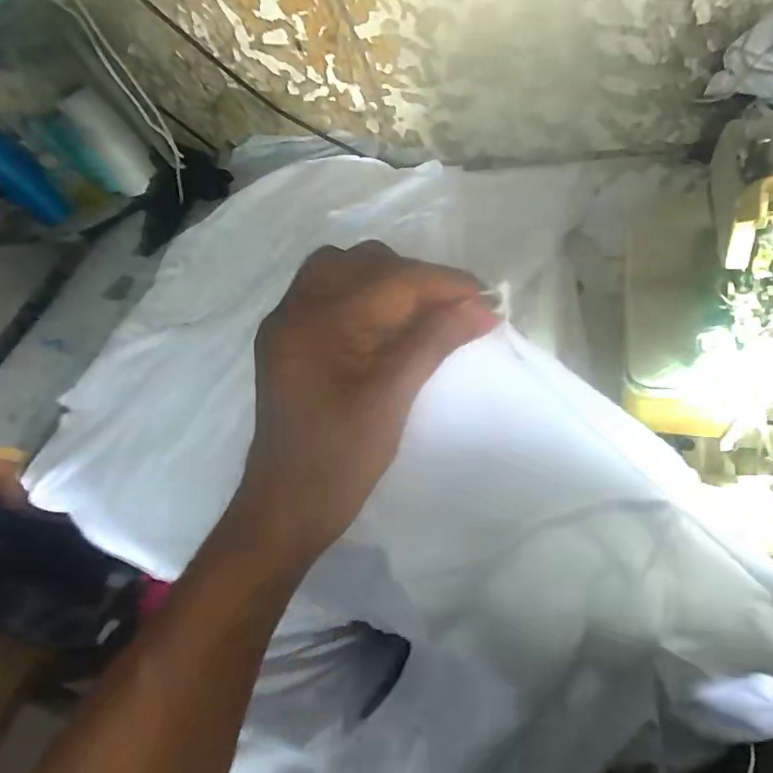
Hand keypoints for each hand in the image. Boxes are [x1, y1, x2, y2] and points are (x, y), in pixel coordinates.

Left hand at [236, 242, 497, 562]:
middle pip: (366, 263)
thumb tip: (482, 307)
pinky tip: (388, 326)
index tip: (487, 299)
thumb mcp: (392, 399)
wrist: (285, 509)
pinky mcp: (288, 341)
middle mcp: (294, 310)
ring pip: (344, 270)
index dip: (444, 283)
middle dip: (418, 279)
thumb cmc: (339, 462)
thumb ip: (434, 342)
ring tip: (424, 315)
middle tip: (459, 312)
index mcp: (317, 322)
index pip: (391, 279)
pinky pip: (328, 293)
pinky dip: (364, 296)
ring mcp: (286, 324)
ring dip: (389, 281)